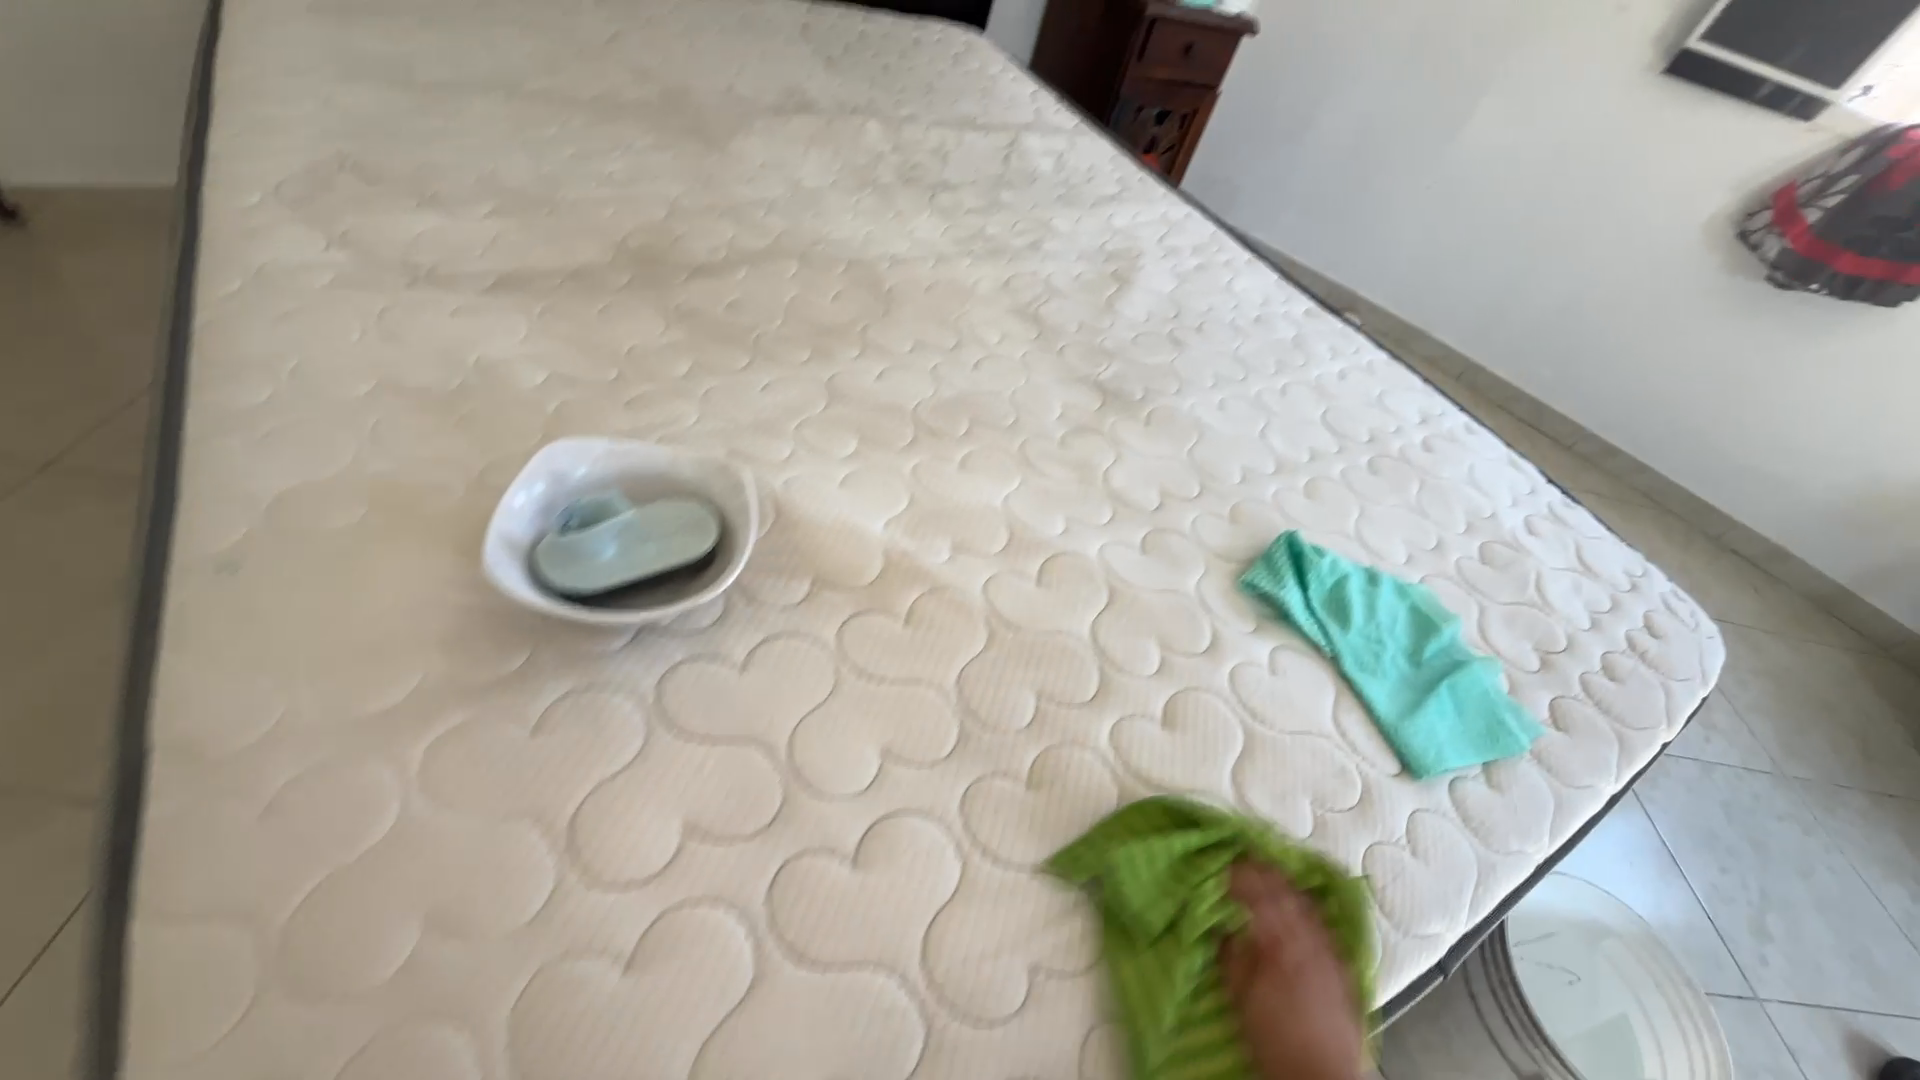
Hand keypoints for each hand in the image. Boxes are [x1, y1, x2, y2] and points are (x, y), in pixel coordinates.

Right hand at [1219, 862, 1365, 1079]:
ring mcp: (1330, 953)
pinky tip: (1302, 908)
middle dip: (1266, 872)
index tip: (1227, 862)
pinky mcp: (1344, 969)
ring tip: (1273, 873)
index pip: (1259, 895)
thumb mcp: (1241, 999)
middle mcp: (1308, 941)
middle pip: (1287, 894)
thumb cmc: (1276, 1041)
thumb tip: (1223, 928)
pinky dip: (1309, 909)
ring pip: (1309, 906)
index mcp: (1279, 944)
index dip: (1242, 875)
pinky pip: (1324, 925)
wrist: (1325, 1078)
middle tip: (1248, 857)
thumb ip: (1232, 957)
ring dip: (1289, 886)